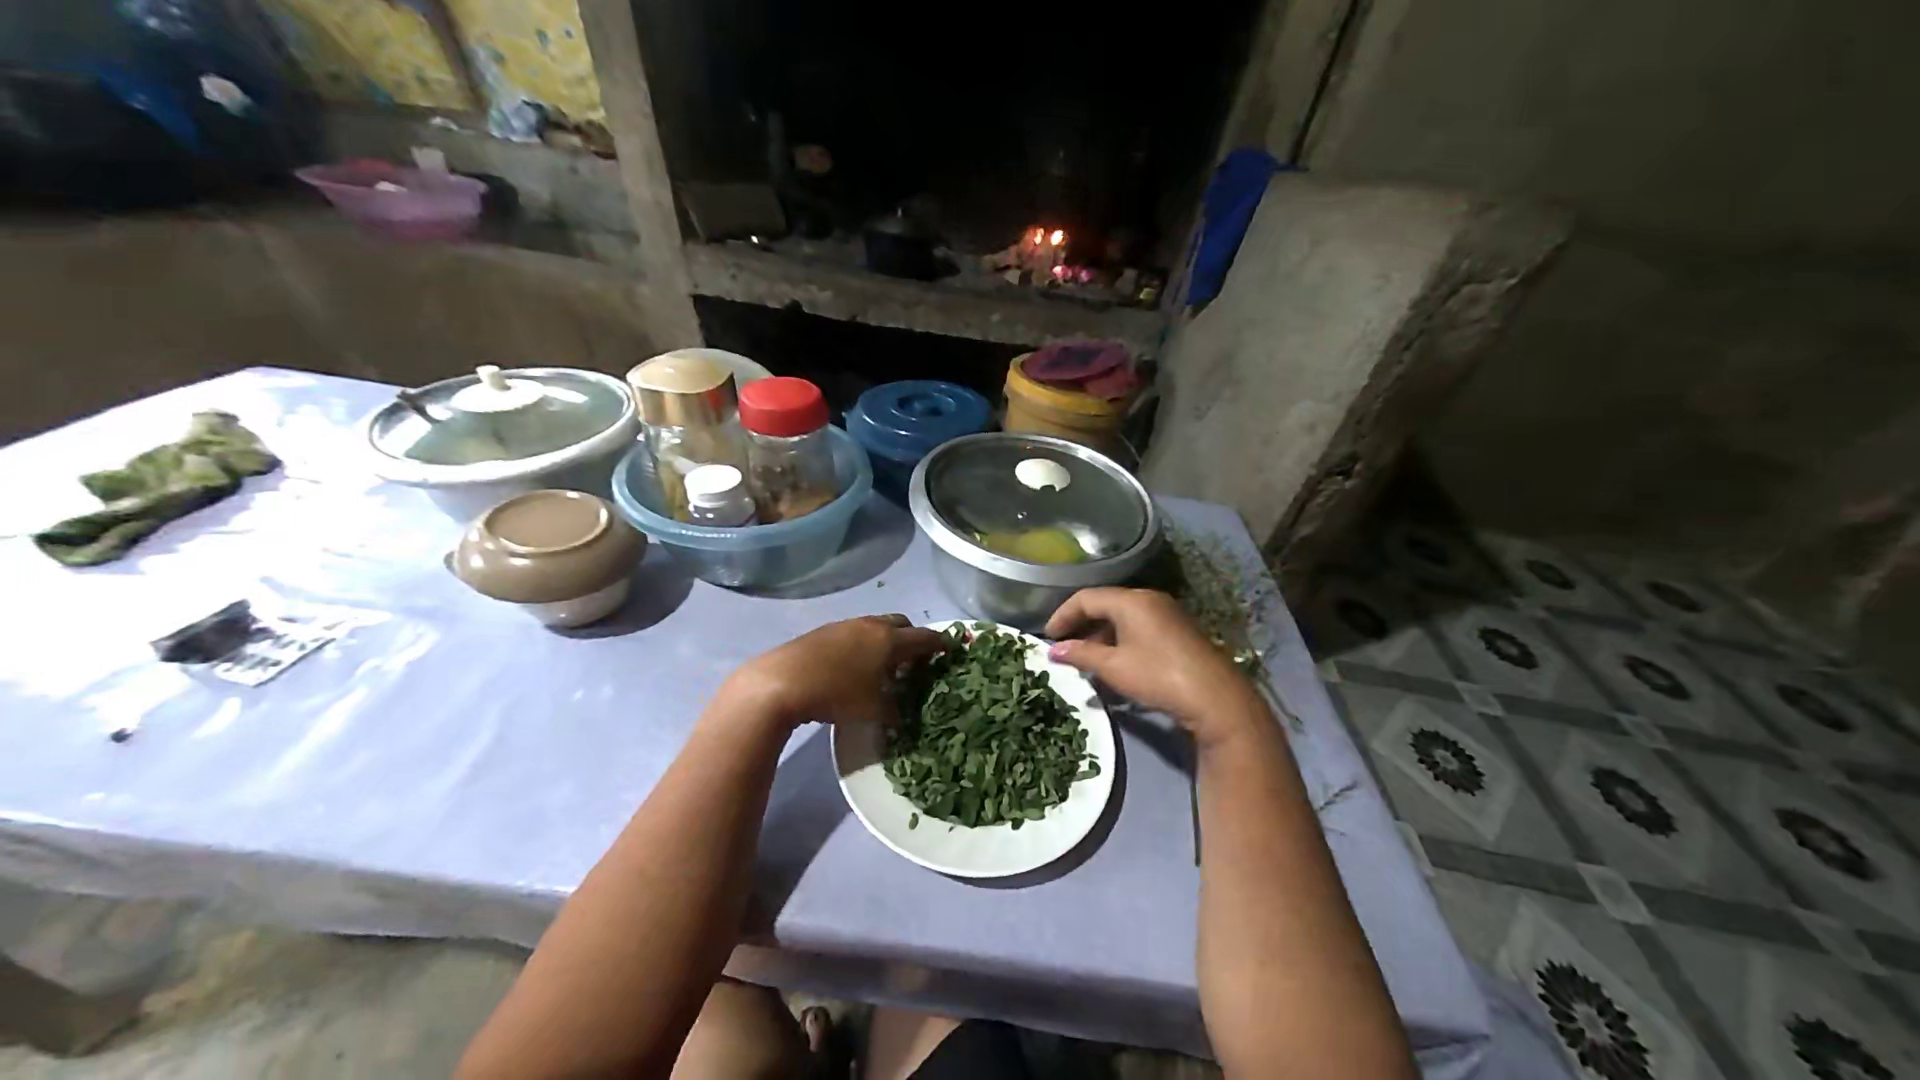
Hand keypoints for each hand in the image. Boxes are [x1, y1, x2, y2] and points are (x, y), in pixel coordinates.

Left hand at [720, 615, 947, 729]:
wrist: (781, 681)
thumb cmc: (836, 694)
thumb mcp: (872, 711)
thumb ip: (894, 712)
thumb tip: (902, 715)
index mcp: (890, 640)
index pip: (925, 637)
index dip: (940, 644)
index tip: (950, 649)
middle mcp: (871, 625)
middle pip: (902, 624)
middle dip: (912, 639)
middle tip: (915, 660)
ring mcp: (845, 625)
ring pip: (876, 626)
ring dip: (886, 641)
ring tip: (883, 666)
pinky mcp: (824, 631)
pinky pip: (855, 632)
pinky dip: (864, 644)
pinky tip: (854, 666)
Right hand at [1045, 588, 1267, 744]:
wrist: (1216, 698)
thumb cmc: (1158, 676)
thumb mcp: (1113, 667)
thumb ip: (1080, 654)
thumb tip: (1053, 650)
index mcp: (1131, 600)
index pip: (1086, 598)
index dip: (1062, 615)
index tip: (1048, 637)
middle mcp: (1149, 599)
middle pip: (1105, 605)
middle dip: (1081, 626)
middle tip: (1064, 648)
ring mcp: (1166, 614)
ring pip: (1123, 619)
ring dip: (1101, 637)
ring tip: (1086, 661)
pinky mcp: (1177, 632)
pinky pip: (1139, 629)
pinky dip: (1120, 642)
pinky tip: (1114, 666)